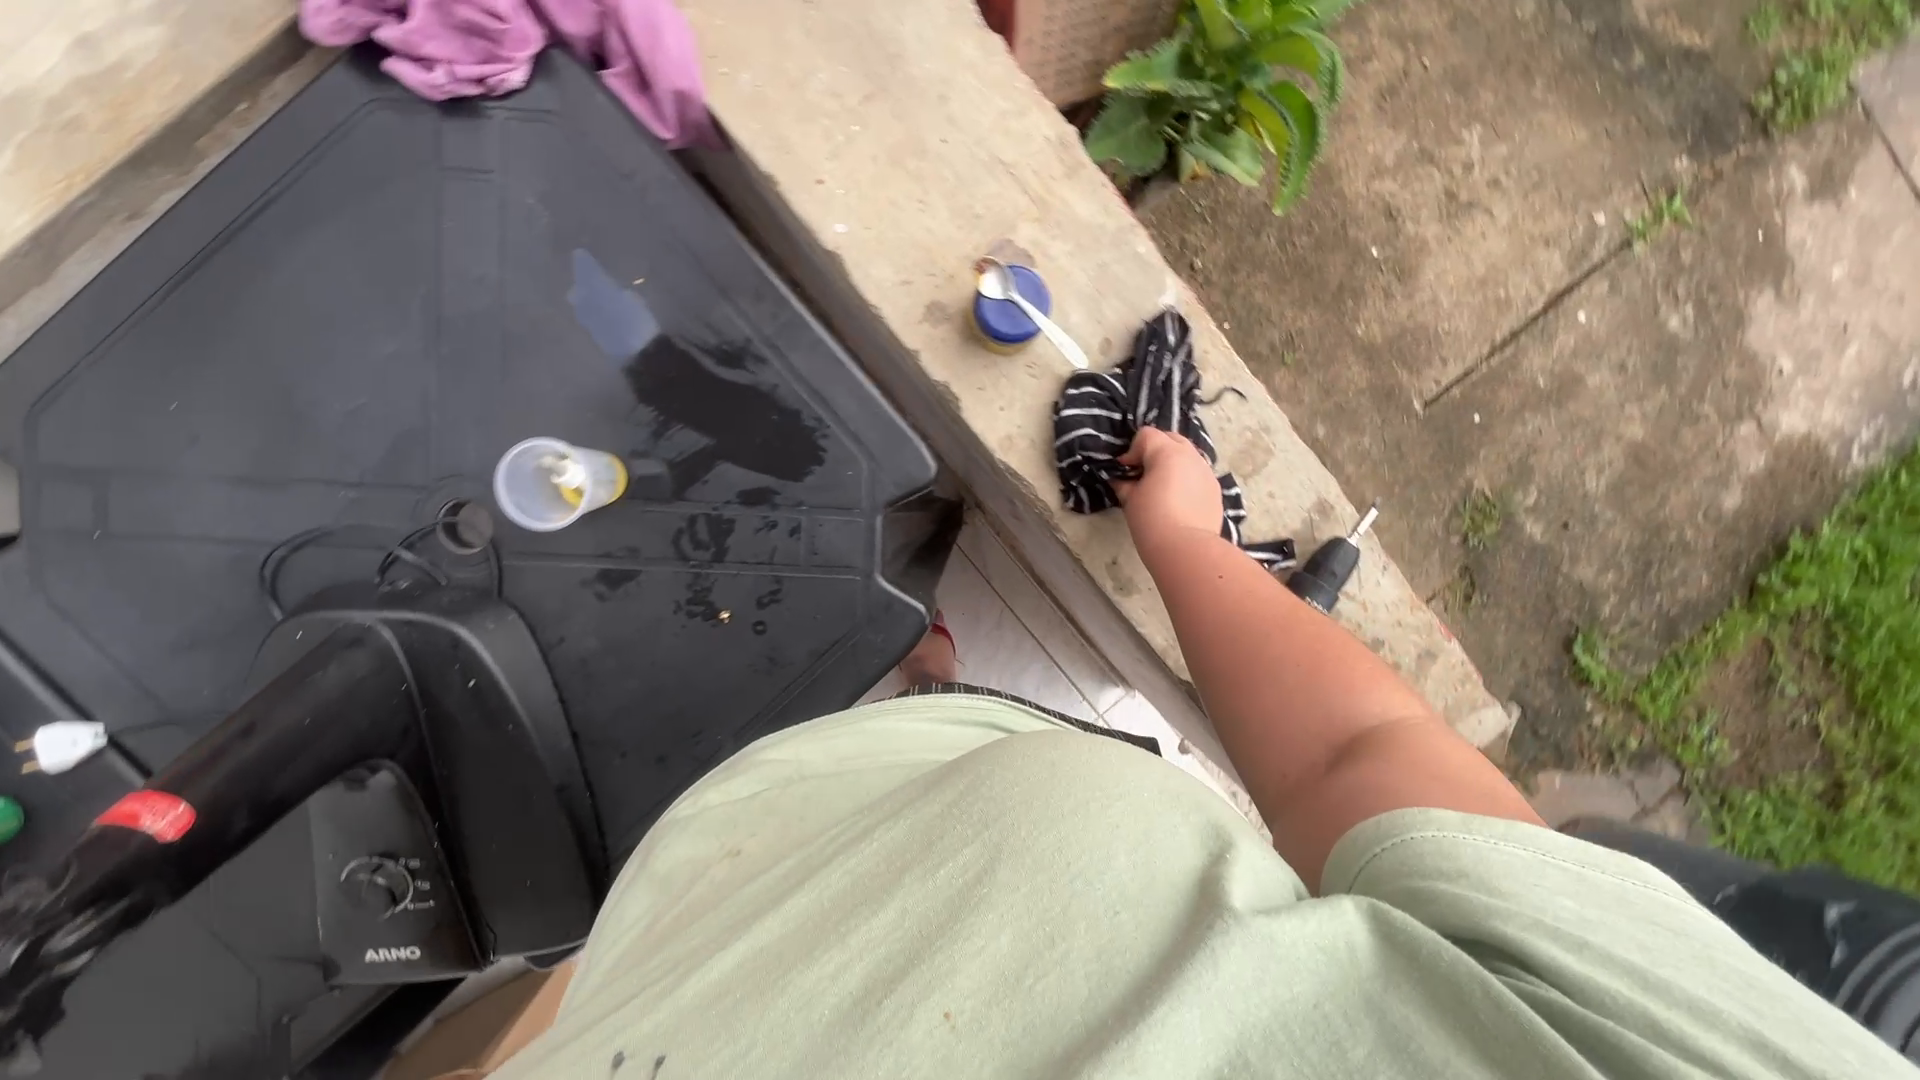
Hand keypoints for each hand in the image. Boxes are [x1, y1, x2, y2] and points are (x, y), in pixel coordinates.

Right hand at [1112, 428, 1222, 560]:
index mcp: (1167, 452)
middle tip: (1142, 474)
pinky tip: (1178, 501)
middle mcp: (1190, 456)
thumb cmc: (1152, 520)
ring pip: (1187, 455)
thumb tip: (1120, 479)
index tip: (1124, 472)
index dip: (1131, 451)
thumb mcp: (1130, 500)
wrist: (1186, 549)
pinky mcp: (1215, 489)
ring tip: (1162, 487)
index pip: (1146, 435)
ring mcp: (1206, 471)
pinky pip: (1197, 474)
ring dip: (1172, 463)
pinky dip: (1185, 478)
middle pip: (1170, 438)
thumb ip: (1124, 483)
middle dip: (1154, 450)